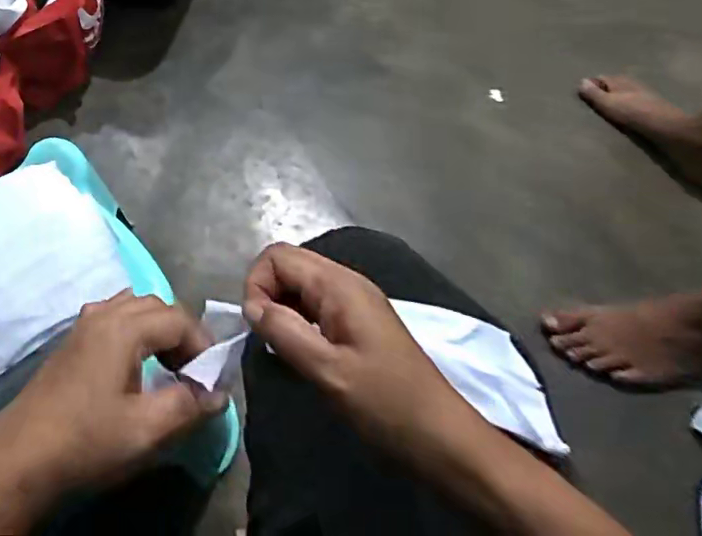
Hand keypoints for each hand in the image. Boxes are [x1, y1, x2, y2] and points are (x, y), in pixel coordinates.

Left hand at [0, 293, 227, 502]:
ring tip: (169, 369)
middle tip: (193, 374)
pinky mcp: (73, 339)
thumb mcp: (147, 429)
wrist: (26, 450)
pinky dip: (135, 331)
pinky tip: (136, 366)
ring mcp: (83, 324)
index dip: (202, 345)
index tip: (212, 381)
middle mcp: (102, 314)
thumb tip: (216, 391)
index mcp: (122, 327)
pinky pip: (113, 317)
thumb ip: (187, 404)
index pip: (177, 317)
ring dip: (157, 330)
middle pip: (154, 304)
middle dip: (181, 333)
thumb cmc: (89, 437)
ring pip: (132, 307)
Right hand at [243, 243, 484, 466]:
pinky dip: (298, 318)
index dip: (257, 284)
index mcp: (339, 285)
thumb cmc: (388, 404)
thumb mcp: (328, 371)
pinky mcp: (360, 321)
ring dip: (282, 307)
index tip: (259, 326)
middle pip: (287, 264)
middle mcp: (347, 282)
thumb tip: (251, 307)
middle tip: (270, 336)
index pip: (276, 257)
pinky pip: (314, 302)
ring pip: (299, 283)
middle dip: (266, 293)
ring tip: (286, 346)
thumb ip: (283, 331)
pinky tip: (305, 350)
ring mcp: (356, 301)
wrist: (449, 444)